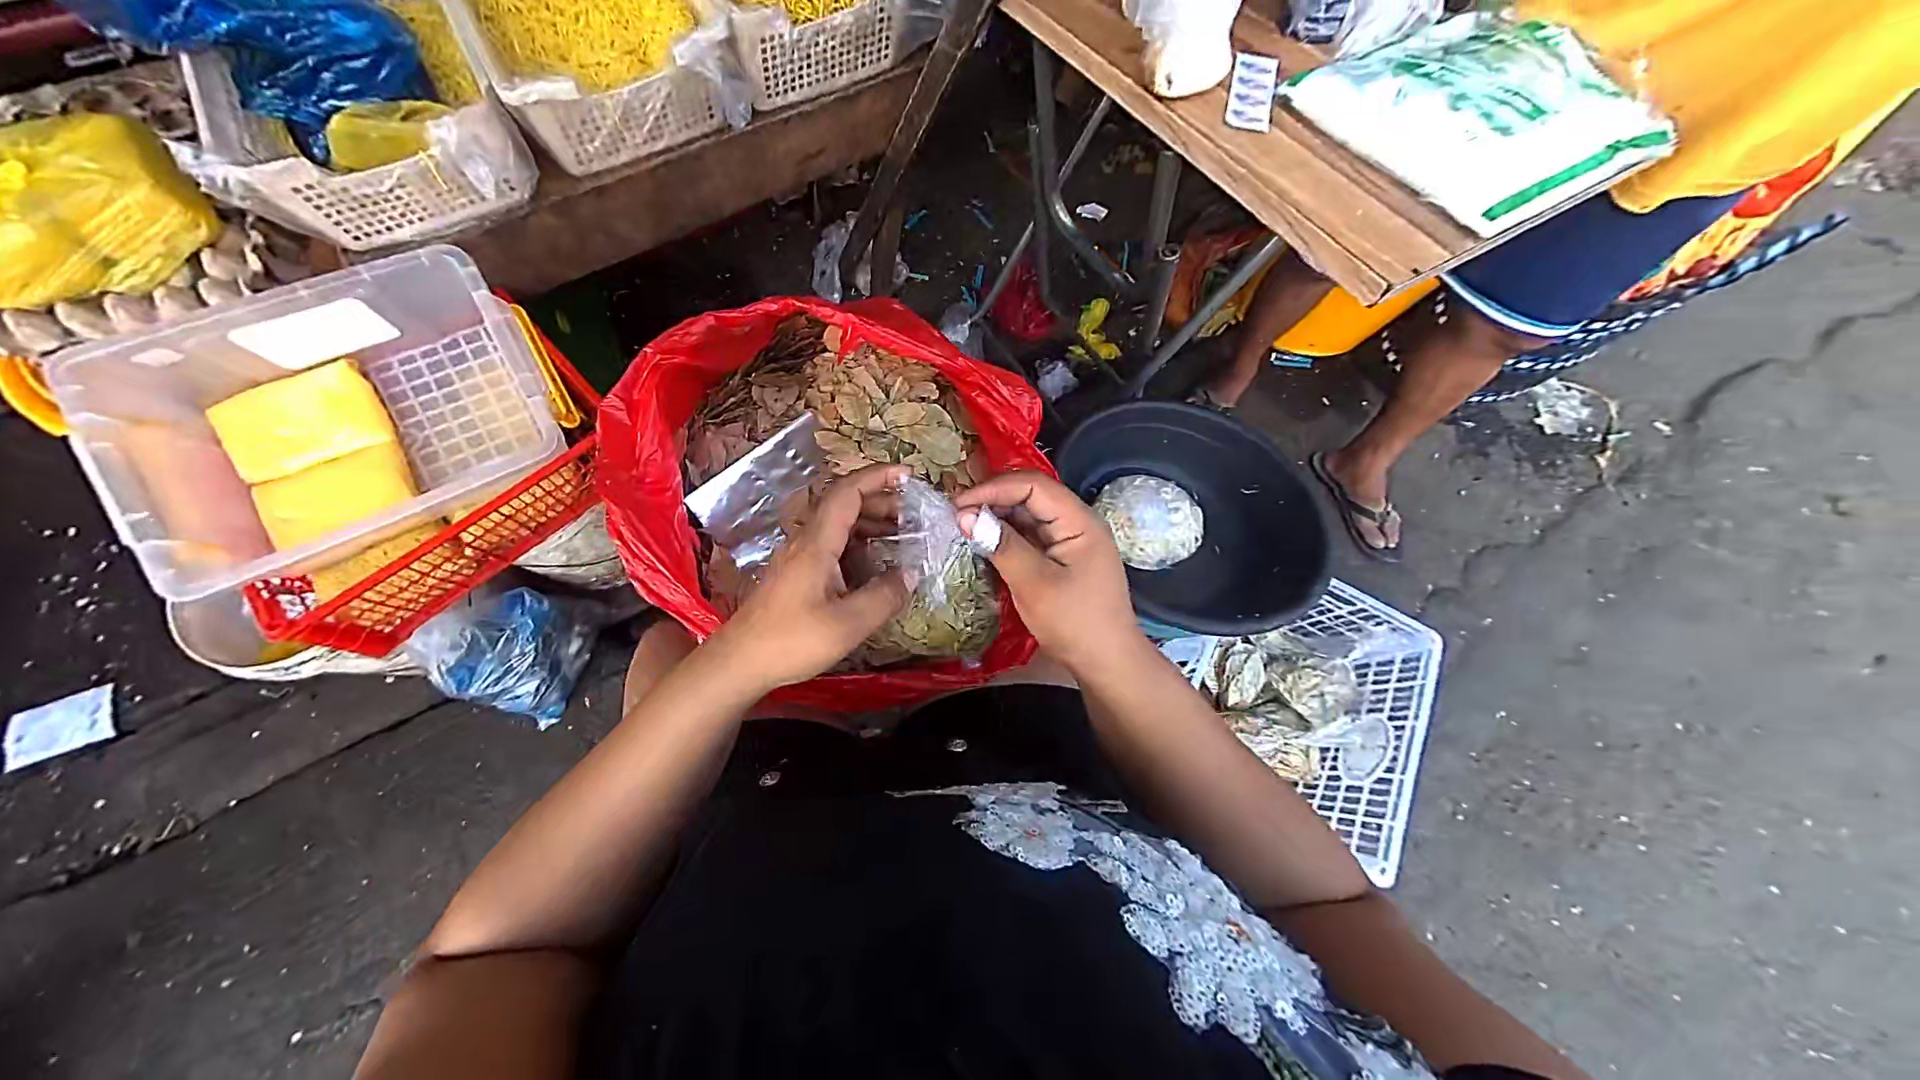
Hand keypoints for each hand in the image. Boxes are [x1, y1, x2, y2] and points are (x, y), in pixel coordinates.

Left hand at [705, 465, 914, 693]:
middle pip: (844, 504)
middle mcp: (806, 542)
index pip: (848, 493)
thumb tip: (910, 575)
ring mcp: (799, 557)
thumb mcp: (848, 624)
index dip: (879, 477)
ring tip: (902, 532)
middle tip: (915, 512)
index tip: (909, 475)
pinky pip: (833, 545)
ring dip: (871, 521)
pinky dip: (859, 543)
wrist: (740, 662)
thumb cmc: (791, 641)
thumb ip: (884, 597)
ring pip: (839, 525)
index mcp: (816, 543)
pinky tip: (876, 561)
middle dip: (882, 500)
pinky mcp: (797, 574)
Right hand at [953, 471, 1147, 675]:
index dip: (993, 488)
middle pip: (1030, 496)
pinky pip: (1029, 537)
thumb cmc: (1075, 623)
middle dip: (992, 501)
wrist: (1107, 662)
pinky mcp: (1061, 559)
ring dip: (996, 519)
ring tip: (963, 529)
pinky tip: (983, 546)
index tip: (958, 505)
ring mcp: (1069, 541)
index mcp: (1079, 521)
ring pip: (1027, 516)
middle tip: (955, 516)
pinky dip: (1005, 538)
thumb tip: (965, 516)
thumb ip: (1001, 546)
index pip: (1033, 485)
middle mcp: (1076, 523)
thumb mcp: (1034, 584)